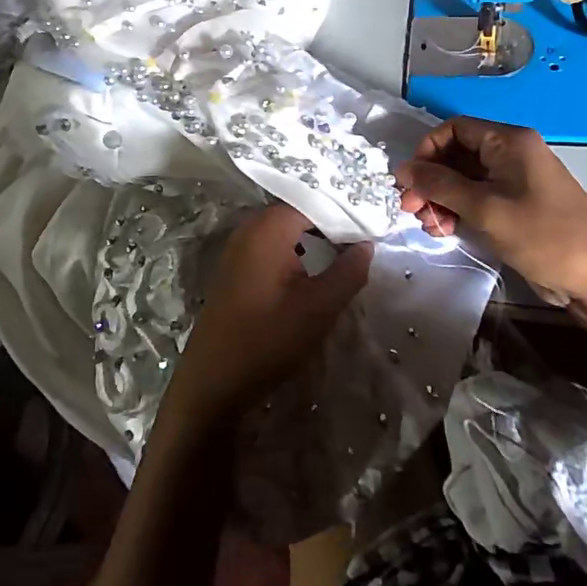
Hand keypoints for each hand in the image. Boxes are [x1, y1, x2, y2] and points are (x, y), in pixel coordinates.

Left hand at [166, 203, 372, 421]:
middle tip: (367, 230)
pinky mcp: (237, 268)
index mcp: (268, 228)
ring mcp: (239, 248)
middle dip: (334, 218)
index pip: (316, 199)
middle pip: (301, 209)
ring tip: (349, 245)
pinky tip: (318, 263)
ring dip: (317, 234)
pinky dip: (299, 247)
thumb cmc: (267, 341)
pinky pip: (275, 244)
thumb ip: (349, 271)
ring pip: (288, 228)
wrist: (212, 385)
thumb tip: (366, 245)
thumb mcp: (319, 307)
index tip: (374, 219)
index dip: (347, 207)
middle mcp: (250, 228)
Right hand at [396, 116, 586, 304]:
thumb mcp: (485, 208)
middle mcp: (512, 154)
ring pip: (466, 179)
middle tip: (411, 209)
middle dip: (431, 179)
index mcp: (509, 141)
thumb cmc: (541, 234)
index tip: (410, 179)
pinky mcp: (516, 207)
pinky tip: (444, 230)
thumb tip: (403, 169)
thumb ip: (440, 185)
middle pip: (459, 155)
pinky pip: (479, 198)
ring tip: (428, 225)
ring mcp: (515, 181)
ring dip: (442, 198)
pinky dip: (458, 210)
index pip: (456, 128)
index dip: (428, 149)